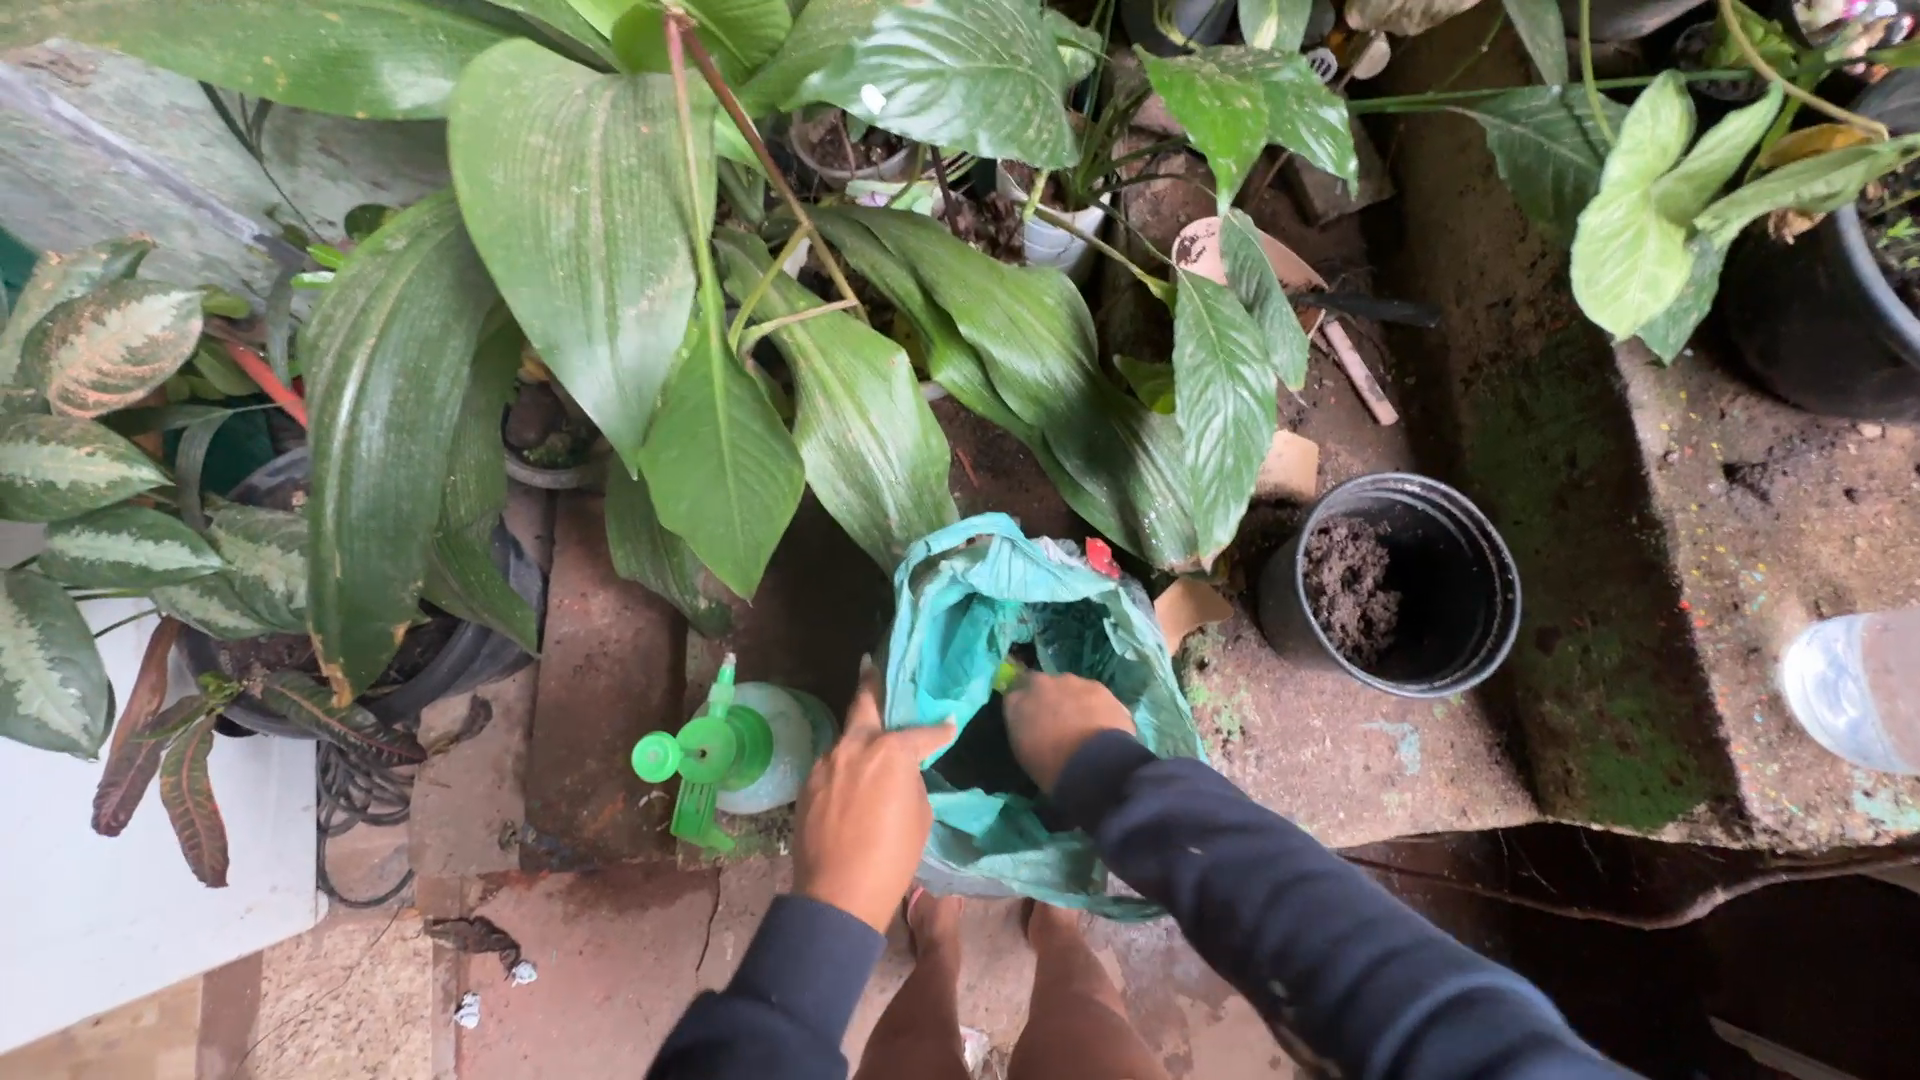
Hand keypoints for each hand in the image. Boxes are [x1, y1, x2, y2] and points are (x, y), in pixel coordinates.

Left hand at [792, 657, 954, 933]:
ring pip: (844, 739)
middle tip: (869, 664)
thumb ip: (909, 779)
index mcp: (889, 750)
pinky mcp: (807, 784)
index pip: (921, 733)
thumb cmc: (893, 855)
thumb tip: (900, 771)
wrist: (838, 893)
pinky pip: (832, 766)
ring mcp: (825, 763)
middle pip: (862, 704)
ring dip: (857, 738)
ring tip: (867, 740)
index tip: (948, 725)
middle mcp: (853, 746)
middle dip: (869, 682)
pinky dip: (844, 768)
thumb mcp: (919, 813)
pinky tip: (851, 783)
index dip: (938, 731)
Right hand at [1001, 671, 1135, 793]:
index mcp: (1016, 703)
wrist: (1091, 764)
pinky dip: (1094, 705)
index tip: (1030, 719)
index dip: (1024, 707)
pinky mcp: (1096, 686)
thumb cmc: (1051, 767)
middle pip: (1039, 684)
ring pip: (1068, 686)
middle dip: (1046, 696)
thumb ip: (1024, 729)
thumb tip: (1033, 726)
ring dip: (1071, 699)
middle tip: (1056, 718)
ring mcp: (1069, 682)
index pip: (1014, 696)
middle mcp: (1039, 684)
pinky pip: (1091, 693)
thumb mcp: (1024, 752)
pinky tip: (1102, 723)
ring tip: (1083, 723)